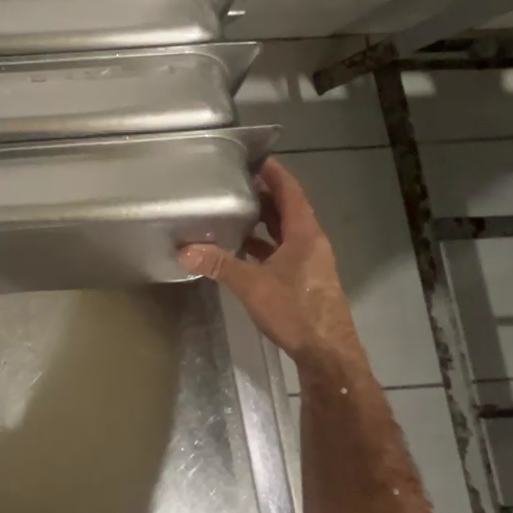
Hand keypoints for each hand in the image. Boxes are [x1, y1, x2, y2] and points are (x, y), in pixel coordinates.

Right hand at [178, 158, 362, 370]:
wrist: (328, 355)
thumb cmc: (296, 312)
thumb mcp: (252, 285)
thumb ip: (219, 264)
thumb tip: (184, 250)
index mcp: (305, 235)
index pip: (291, 192)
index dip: (275, 173)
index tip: (255, 157)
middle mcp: (311, 244)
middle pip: (288, 209)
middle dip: (264, 194)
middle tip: (234, 181)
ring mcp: (310, 264)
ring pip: (285, 232)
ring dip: (263, 220)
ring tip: (233, 210)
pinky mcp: (305, 281)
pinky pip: (282, 251)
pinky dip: (263, 245)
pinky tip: (241, 249)